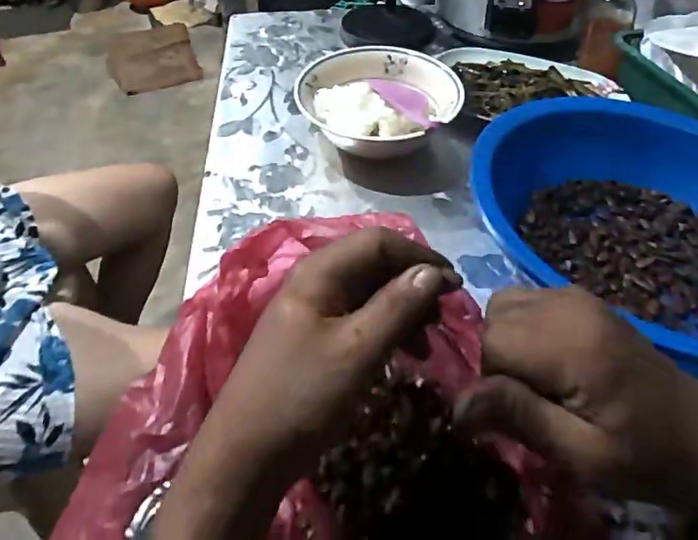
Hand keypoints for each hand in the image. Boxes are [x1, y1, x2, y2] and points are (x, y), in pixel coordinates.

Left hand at [155, 228, 460, 537]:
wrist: (242, 457)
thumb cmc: (301, 396)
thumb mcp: (356, 352)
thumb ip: (396, 307)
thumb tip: (432, 272)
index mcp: (319, 270)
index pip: (378, 241)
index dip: (419, 257)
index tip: (455, 283)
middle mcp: (314, 278)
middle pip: (373, 263)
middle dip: (412, 282)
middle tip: (444, 314)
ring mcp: (311, 306)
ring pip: (367, 290)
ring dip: (401, 308)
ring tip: (427, 339)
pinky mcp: (312, 334)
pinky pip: (356, 315)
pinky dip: (384, 327)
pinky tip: (402, 352)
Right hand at [457, 287, 697, 514]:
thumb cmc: (643, 455)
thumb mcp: (583, 454)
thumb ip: (520, 417)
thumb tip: (457, 405)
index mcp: (571, 342)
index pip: (490, 341)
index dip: (491, 381)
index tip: (518, 415)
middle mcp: (568, 303)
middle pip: (493, 317)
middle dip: (496, 359)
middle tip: (532, 402)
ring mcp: (574, 293)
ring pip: (503, 303)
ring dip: (506, 340)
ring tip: (539, 380)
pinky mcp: (579, 295)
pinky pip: (525, 299)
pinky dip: (522, 326)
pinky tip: (550, 360)